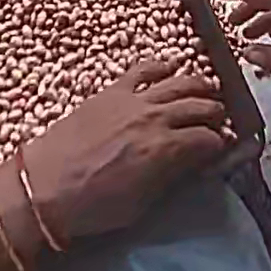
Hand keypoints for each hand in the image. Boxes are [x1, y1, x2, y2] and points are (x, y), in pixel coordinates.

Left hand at [22, 57, 228, 241]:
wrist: (45, 186)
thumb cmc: (93, 204)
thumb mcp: (141, 203)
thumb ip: (171, 177)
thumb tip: (192, 163)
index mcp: (164, 149)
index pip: (207, 139)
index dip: (220, 143)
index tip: (224, 146)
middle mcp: (153, 118)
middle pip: (198, 106)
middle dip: (215, 112)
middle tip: (221, 118)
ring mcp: (132, 99)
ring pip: (177, 82)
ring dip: (198, 85)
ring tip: (209, 88)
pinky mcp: (112, 90)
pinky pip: (143, 70)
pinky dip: (160, 66)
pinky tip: (171, 67)